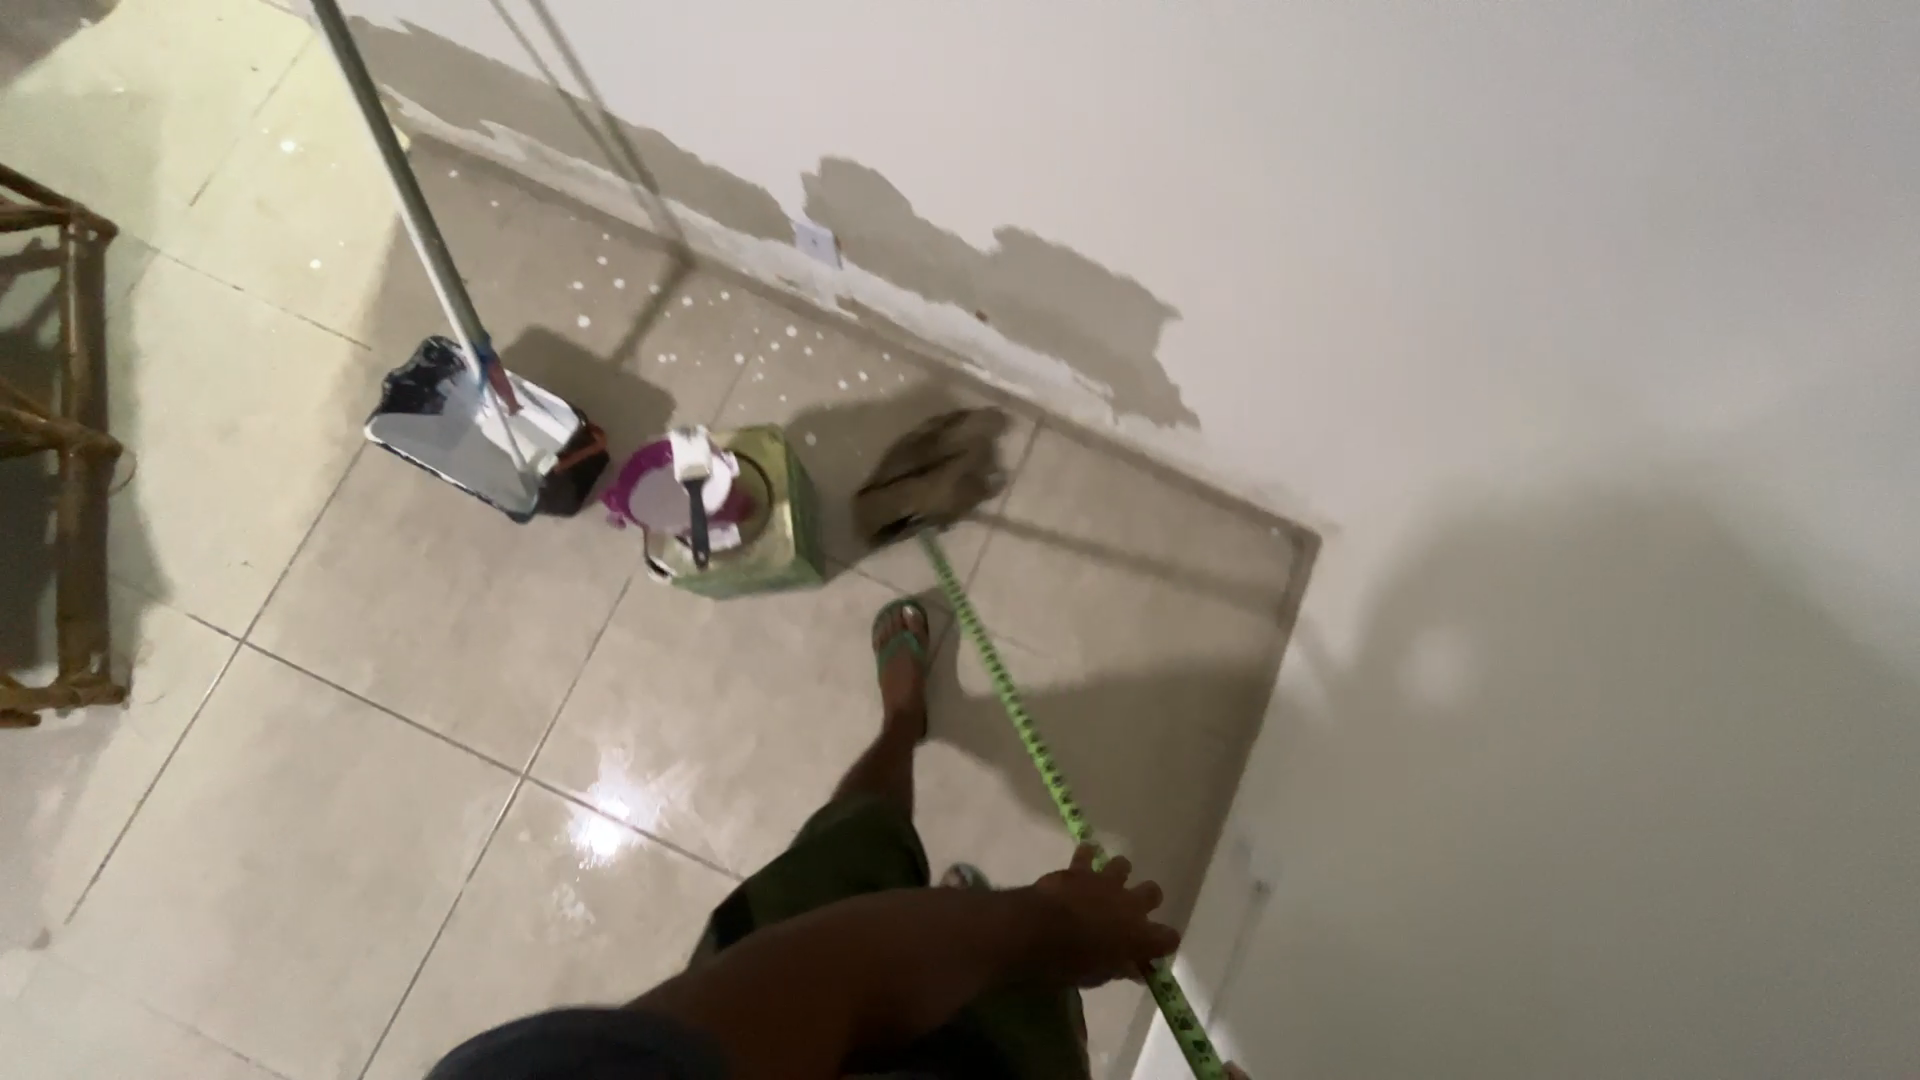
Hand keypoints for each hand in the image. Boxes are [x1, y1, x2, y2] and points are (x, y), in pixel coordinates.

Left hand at [1023, 844, 1179, 986]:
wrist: (1043, 931)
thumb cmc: (1073, 963)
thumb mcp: (1101, 975)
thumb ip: (1121, 967)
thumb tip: (1133, 967)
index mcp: (1140, 936)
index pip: (1169, 938)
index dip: (1163, 941)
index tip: (1154, 946)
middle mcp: (1130, 904)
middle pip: (1153, 892)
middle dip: (1146, 898)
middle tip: (1132, 907)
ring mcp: (1106, 881)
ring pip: (1123, 865)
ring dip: (1117, 873)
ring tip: (1108, 881)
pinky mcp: (1081, 868)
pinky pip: (1088, 853)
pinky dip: (1087, 855)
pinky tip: (1084, 858)